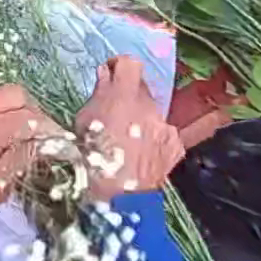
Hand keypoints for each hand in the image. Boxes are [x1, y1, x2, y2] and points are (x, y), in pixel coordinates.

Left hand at [0, 86, 58, 236]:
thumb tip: (50, 144)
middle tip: (41, 141)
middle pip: (16, 96)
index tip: (60, 145)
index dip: (47, 131)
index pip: (25, 119)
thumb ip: (24, 161)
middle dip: (34, 117)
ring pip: (2, 95)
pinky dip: (0, 114)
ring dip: (17, 113)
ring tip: (20, 140)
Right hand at [74, 56, 184, 199]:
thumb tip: (106, 74)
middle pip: (142, 88)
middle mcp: (149, 105)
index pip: (130, 63)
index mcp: (124, 94)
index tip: (113, 73)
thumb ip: (99, 93)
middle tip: (116, 111)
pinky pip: (165, 133)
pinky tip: (144, 153)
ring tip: (129, 139)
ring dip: (142, 118)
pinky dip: (156, 138)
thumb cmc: (90, 157)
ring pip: (154, 112)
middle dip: (129, 95)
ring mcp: (165, 126)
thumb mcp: (84, 120)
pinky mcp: (175, 146)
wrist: (116, 198)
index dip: (120, 65)